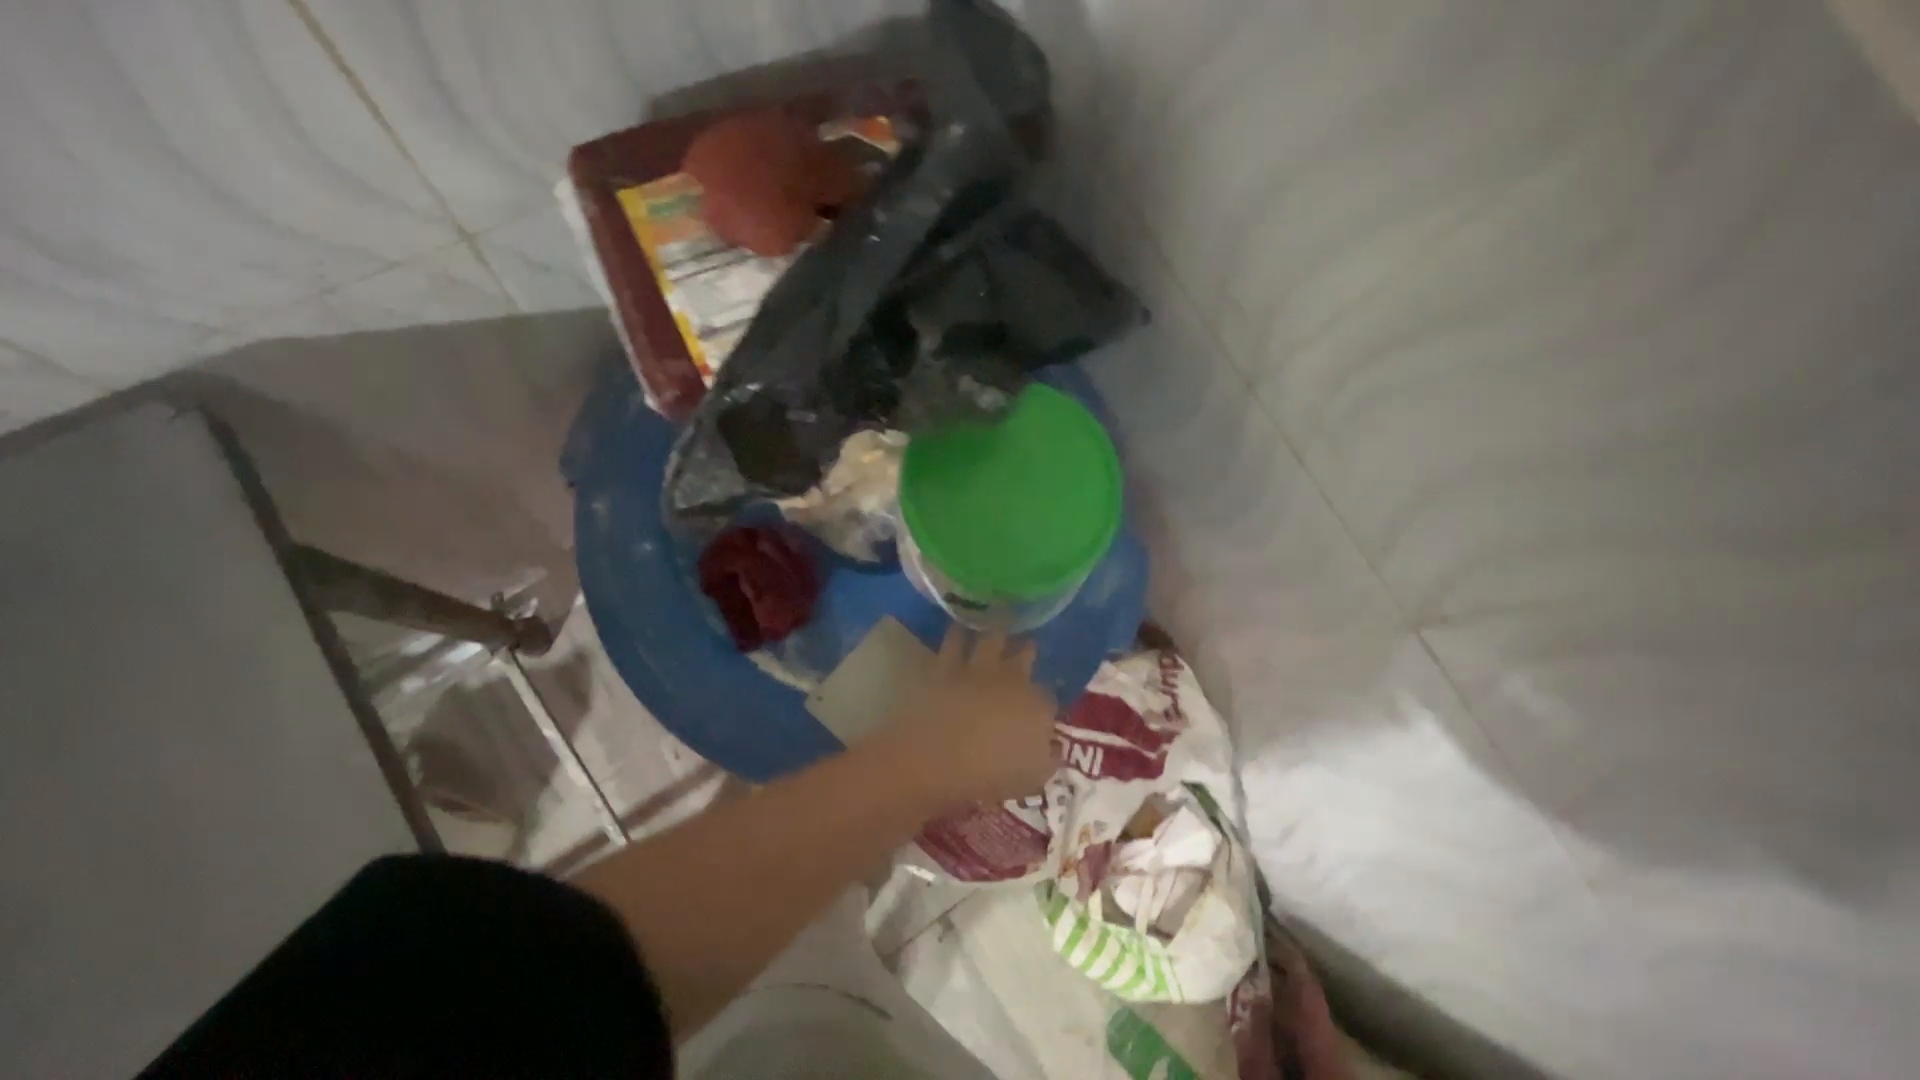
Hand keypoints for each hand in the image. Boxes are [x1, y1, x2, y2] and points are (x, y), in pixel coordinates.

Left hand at [882, 624, 1058, 807]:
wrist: (938, 758)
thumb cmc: (990, 775)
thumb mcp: (1033, 779)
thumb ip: (1049, 761)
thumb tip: (1054, 748)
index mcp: (1038, 706)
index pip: (1048, 698)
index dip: (1045, 702)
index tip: (1042, 706)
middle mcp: (1012, 679)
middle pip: (1024, 656)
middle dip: (1028, 650)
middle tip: (1028, 643)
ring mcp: (977, 669)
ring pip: (992, 638)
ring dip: (998, 628)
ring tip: (1000, 616)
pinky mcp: (946, 667)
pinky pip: (954, 642)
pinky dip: (958, 633)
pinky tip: (959, 626)